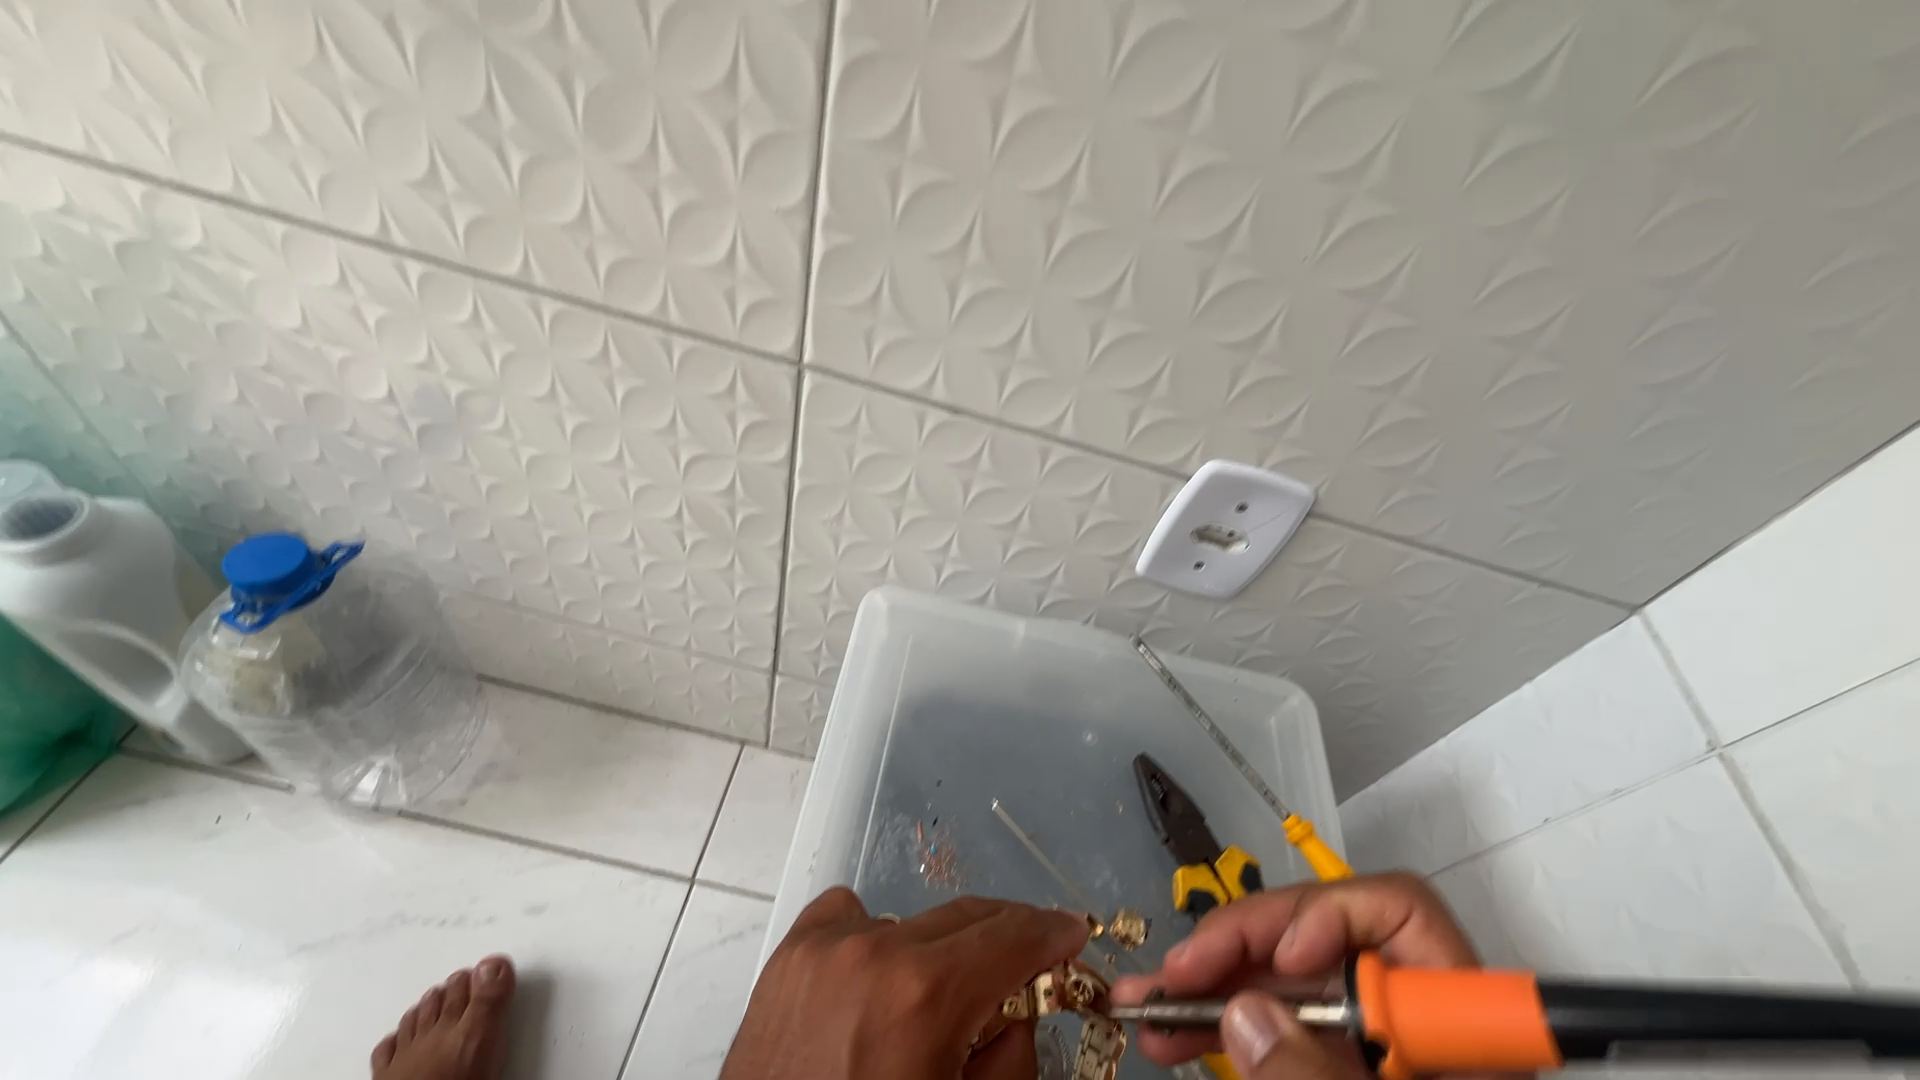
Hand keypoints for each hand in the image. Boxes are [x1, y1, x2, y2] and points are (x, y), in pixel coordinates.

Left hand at [722, 887, 1090, 1079]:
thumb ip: (1010, 1054)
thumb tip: (1017, 1004)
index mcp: (925, 995)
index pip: (1012, 937)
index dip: (1052, 934)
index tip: (1071, 934)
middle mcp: (876, 952)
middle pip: (968, 917)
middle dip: (1006, 935)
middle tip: (1027, 960)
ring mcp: (827, 947)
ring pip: (912, 922)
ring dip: (937, 950)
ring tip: (930, 1000)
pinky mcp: (791, 952)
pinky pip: (851, 917)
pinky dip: (874, 939)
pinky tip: (871, 980)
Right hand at [1112, 873, 1478, 1079]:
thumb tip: (1242, 1012)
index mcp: (1458, 1037)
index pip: (1403, 916)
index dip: (1333, 915)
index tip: (1279, 960)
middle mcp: (1410, 1023)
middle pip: (1319, 938)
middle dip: (1237, 948)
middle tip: (1173, 975)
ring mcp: (1366, 1043)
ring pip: (1279, 977)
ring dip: (1209, 983)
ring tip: (1146, 1003)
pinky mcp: (1329, 1060)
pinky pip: (1270, 1020)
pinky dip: (1218, 1019)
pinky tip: (1169, 1030)